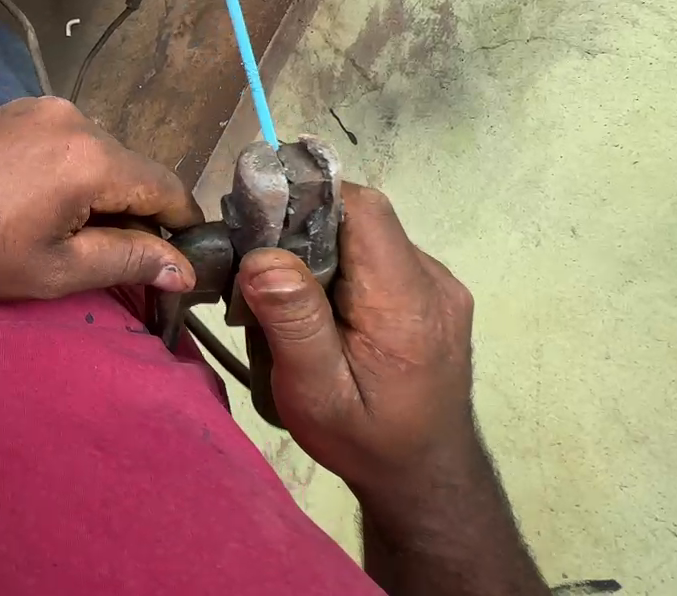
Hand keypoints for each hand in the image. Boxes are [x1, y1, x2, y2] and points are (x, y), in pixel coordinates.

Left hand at [0, 96, 200, 300]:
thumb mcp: (55, 268)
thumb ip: (128, 260)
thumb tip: (183, 266)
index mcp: (90, 157)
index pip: (167, 187)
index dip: (181, 226)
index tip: (179, 259)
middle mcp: (71, 117)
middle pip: (130, 167)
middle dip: (133, 210)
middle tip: (112, 255)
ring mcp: (36, 107)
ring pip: (96, 152)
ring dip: (97, 189)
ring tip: (65, 230)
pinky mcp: (10, 109)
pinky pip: (62, 139)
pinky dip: (67, 168)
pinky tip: (37, 201)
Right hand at [235, 183, 483, 499]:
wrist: (422, 480)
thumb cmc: (364, 438)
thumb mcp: (315, 390)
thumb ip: (293, 321)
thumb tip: (263, 256)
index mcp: (407, 300)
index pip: (362, 208)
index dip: (305, 196)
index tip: (254, 214)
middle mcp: (430, 280)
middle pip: (354, 217)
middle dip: (295, 224)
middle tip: (247, 259)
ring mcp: (430, 286)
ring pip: (356, 233)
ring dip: (308, 245)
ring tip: (270, 285)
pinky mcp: (420, 294)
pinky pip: (365, 253)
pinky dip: (327, 262)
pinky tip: (303, 298)